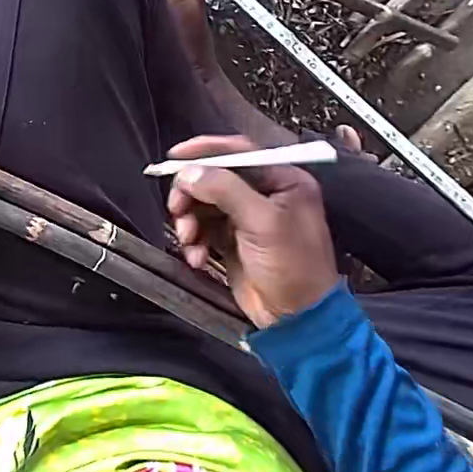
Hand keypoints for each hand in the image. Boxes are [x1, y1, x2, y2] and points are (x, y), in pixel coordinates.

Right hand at [165, 134, 340, 328]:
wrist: (296, 321)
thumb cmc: (294, 269)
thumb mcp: (263, 223)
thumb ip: (225, 190)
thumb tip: (189, 172)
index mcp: (283, 181)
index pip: (239, 152)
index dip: (205, 151)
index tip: (176, 155)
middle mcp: (265, 194)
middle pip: (213, 177)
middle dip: (191, 193)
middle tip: (178, 208)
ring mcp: (246, 217)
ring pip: (202, 203)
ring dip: (189, 219)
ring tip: (189, 239)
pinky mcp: (232, 238)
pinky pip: (201, 227)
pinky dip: (194, 239)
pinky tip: (198, 256)